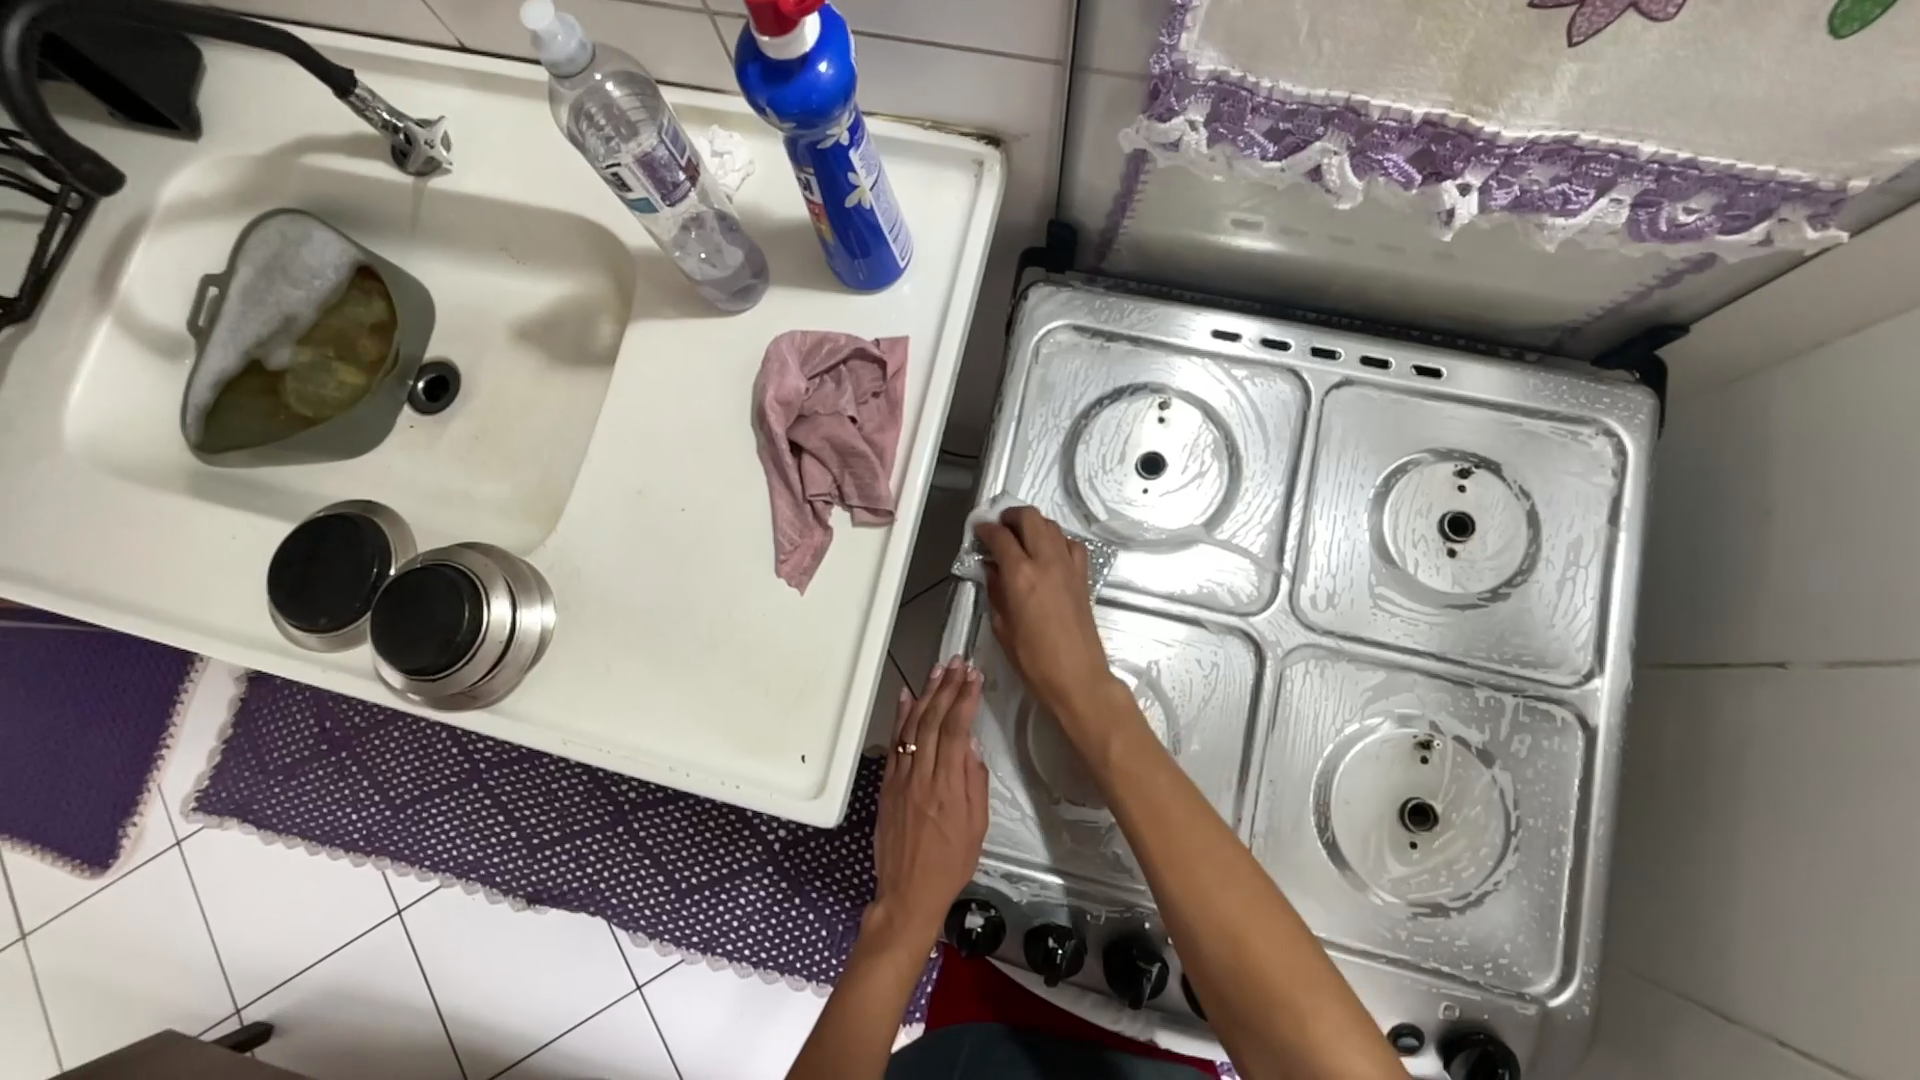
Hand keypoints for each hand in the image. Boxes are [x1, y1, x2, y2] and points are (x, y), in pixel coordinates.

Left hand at [867, 657, 987, 952]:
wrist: (908, 892)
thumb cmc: (951, 864)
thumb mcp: (977, 826)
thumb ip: (974, 781)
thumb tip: (970, 745)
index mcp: (948, 788)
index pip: (956, 731)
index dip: (965, 700)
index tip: (974, 677)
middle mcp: (922, 777)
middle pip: (933, 721)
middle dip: (947, 688)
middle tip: (957, 663)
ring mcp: (900, 779)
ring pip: (912, 727)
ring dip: (925, 695)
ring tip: (937, 671)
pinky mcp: (886, 785)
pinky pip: (894, 743)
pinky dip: (900, 717)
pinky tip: (906, 697)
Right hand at [974, 507, 1118, 721]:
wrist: (1077, 677)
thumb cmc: (1034, 660)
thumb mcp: (1002, 626)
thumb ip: (995, 592)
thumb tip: (991, 571)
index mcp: (1020, 575)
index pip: (1000, 537)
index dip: (986, 529)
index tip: (979, 531)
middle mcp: (1046, 562)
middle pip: (1030, 518)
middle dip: (1011, 516)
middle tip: (999, 526)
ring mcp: (1068, 566)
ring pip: (1052, 526)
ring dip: (1034, 525)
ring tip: (1021, 537)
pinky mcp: (1083, 576)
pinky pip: (1071, 544)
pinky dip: (1057, 540)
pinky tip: (1048, 552)